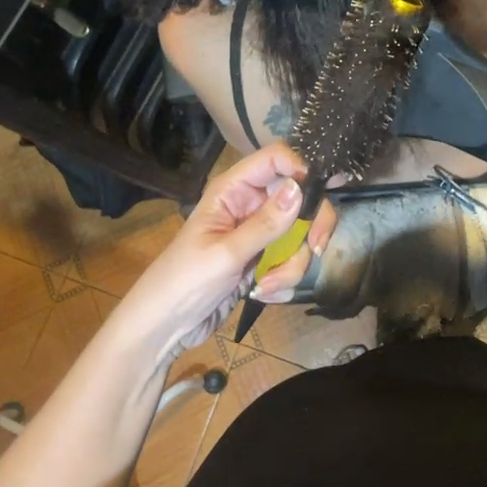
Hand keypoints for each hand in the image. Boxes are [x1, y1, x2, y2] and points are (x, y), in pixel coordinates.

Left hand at [109, 143, 337, 362]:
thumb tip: (300, 188)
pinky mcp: (263, 262)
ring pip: (299, 237)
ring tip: (264, 286)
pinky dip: (283, 281)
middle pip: (300, 199)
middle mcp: (249, 206)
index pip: (276, 159)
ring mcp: (258, 235)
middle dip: (309, 229)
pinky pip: (290, 263)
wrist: (164, 327)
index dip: (301, 169)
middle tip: (316, 249)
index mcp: (233, 190)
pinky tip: (261, 294)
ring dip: (291, 266)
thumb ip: (266, 223)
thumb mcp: (226, 253)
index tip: (322, 195)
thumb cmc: (184, 282)